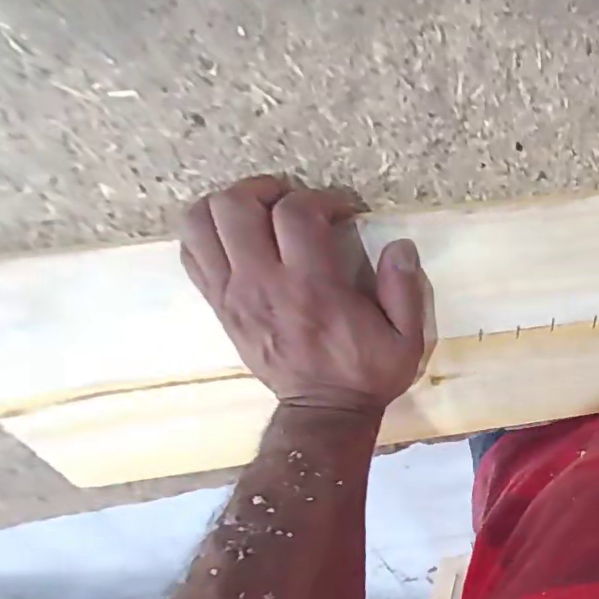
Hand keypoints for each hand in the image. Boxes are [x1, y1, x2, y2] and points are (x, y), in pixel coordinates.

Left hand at [179, 175, 431, 418]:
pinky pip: (191, 250)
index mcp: (315, 286)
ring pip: (201, 221)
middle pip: (237, 205)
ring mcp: (233, 292)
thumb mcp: (407, 337)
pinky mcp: (219, 303)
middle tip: (295, 199)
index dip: (323, 199)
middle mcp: (264, 282)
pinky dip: (208, 230)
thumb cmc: (369, 372)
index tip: (345, 209)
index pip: (298, 215)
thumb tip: (401, 246)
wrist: (325, 408)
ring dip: (228, 203)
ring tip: (260, 210)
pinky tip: (239, 237)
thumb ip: (404, 289)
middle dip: (267, 189)